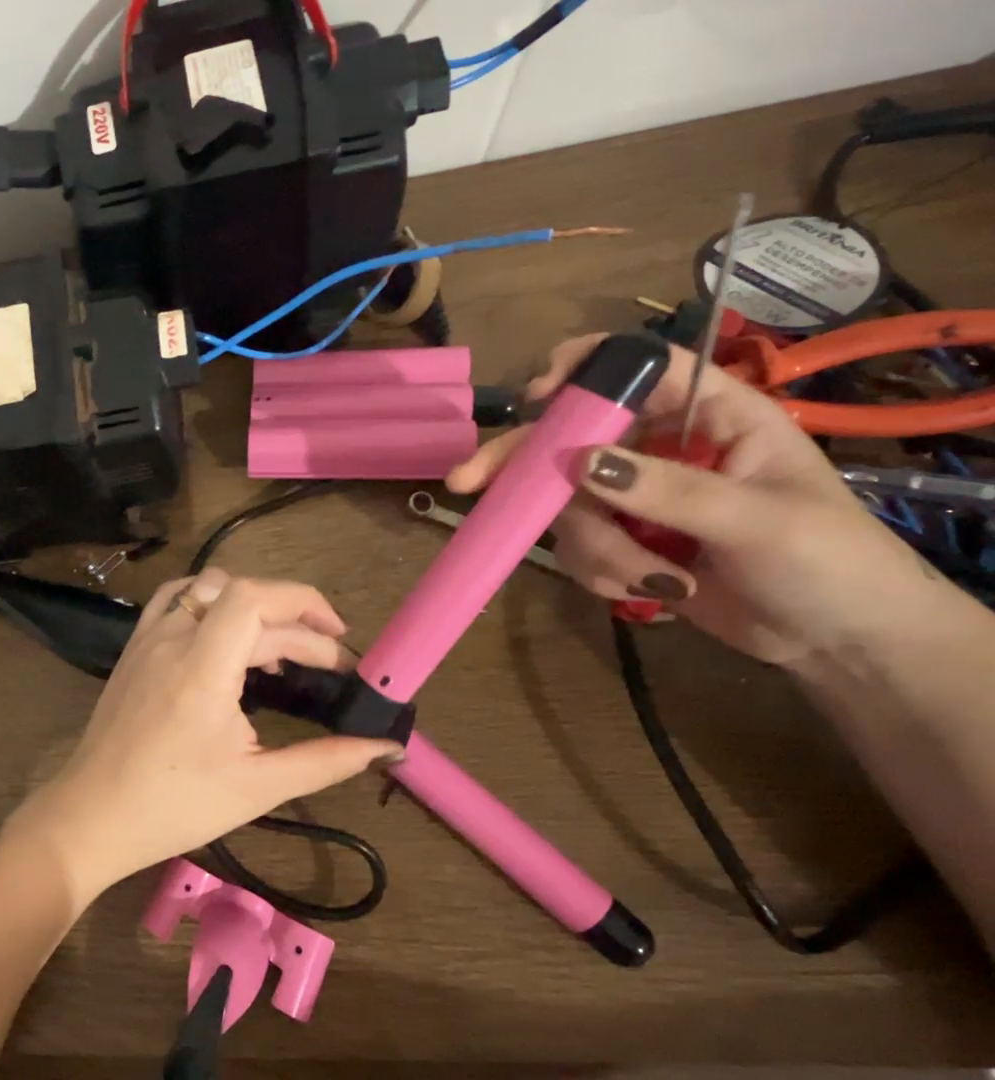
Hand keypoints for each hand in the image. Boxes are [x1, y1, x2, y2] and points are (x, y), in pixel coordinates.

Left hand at [8, 569, 403, 906]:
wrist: (93, 815)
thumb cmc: (175, 806)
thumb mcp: (258, 787)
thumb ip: (326, 760)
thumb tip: (386, 746)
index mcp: (202, 667)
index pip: (256, 599)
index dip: (306, 607)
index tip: (341, 648)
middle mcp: (171, 639)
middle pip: (239, 595)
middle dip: (293, 619)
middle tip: (326, 664)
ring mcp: (146, 639)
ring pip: (203, 587)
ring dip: (250, 602)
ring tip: (280, 643)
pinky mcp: (132, 649)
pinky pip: (174, 600)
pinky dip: (209, 603)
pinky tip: (228, 637)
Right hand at [447, 334, 936, 667]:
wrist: (840, 644)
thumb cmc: (830, 565)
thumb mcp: (758, 522)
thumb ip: (668, 490)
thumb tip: (578, 463)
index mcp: (715, 416)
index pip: (641, 367)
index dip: (585, 369)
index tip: (535, 395)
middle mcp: (665, 447)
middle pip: (573, 437)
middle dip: (525, 467)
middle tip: (468, 484)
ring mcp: (638, 497)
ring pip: (569, 504)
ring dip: (598, 548)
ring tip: (655, 582)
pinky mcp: (623, 541)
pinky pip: (576, 546)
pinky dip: (603, 572)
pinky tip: (651, 593)